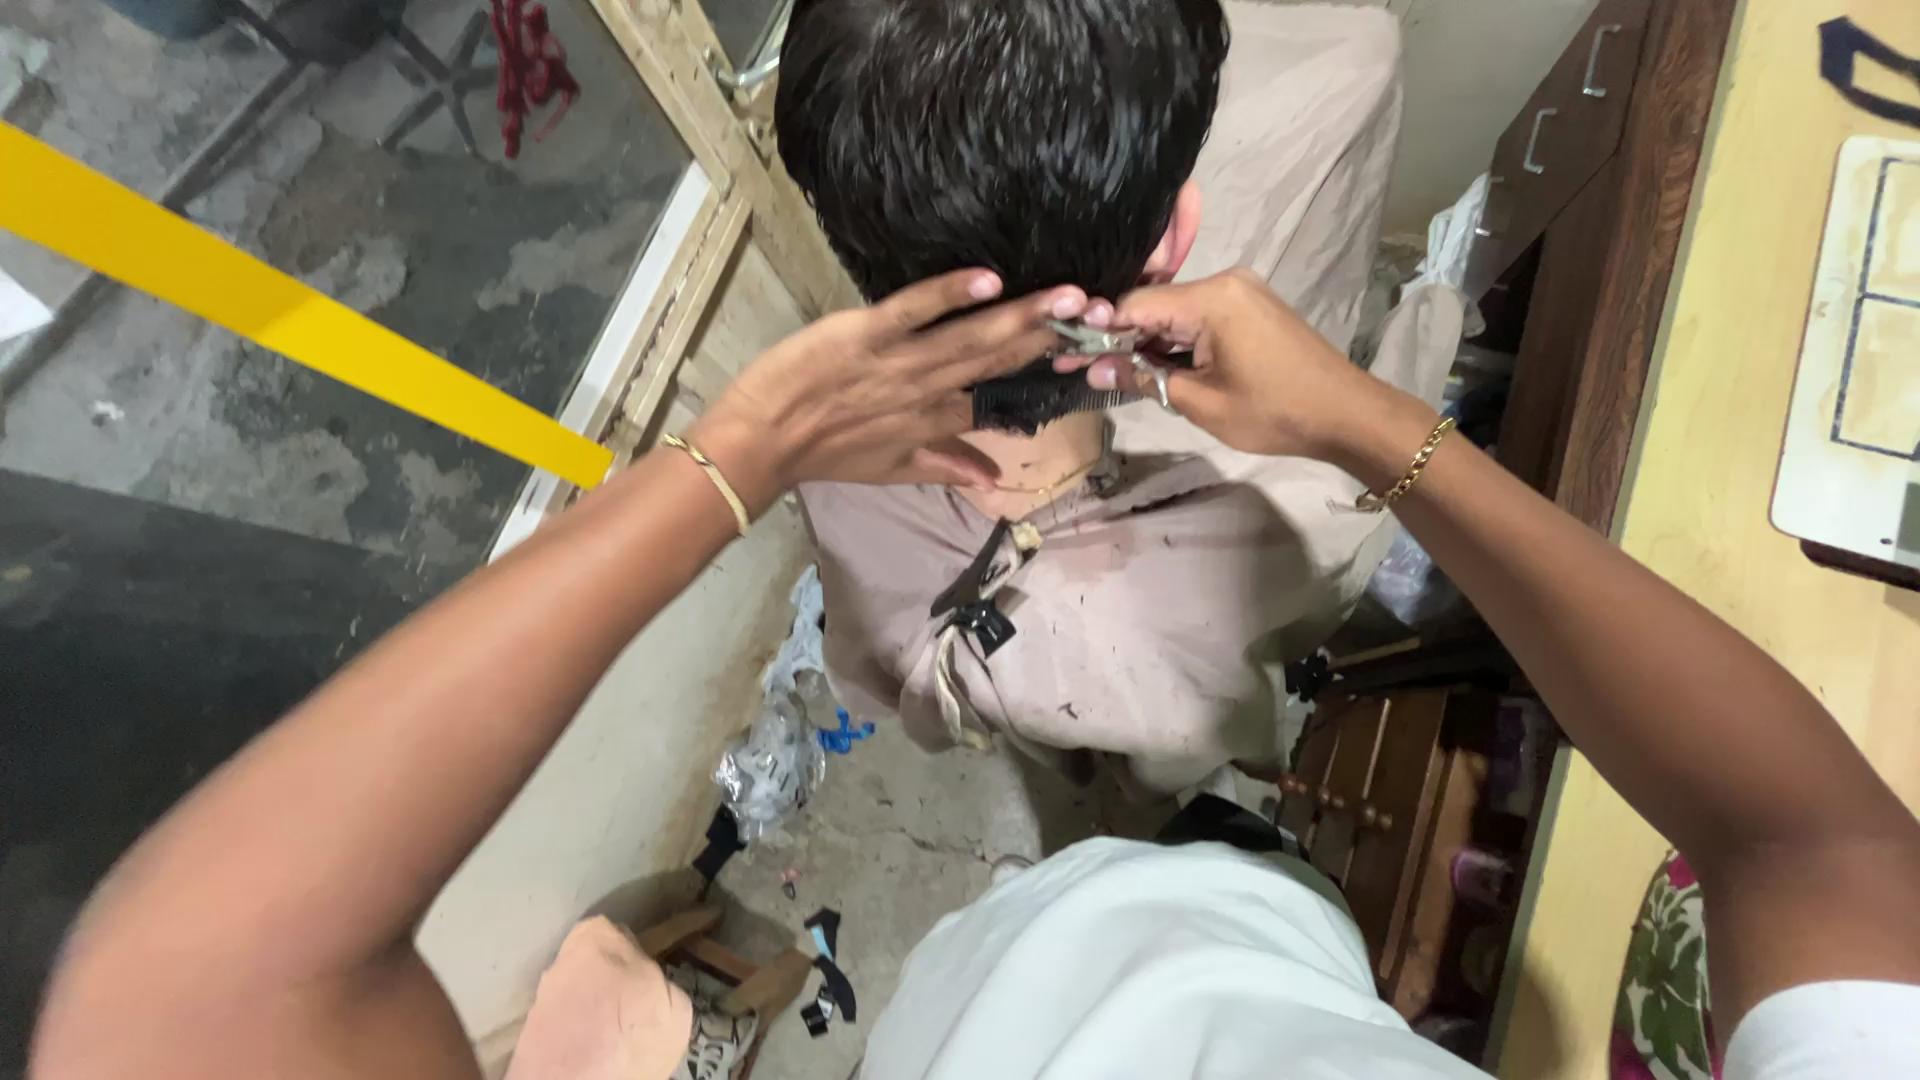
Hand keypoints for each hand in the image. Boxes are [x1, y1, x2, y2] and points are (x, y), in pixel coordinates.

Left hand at [687, 270, 1090, 507]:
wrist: (763, 440)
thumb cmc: (827, 455)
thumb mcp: (892, 471)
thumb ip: (947, 467)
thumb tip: (995, 479)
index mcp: (933, 422)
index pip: (995, 395)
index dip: (1037, 375)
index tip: (1080, 354)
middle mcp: (926, 392)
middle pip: (993, 362)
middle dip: (1045, 337)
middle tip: (1095, 313)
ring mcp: (898, 362)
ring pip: (968, 339)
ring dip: (1019, 317)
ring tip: (1065, 297)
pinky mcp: (865, 334)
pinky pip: (914, 311)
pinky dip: (950, 295)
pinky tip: (990, 281)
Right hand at [1066, 269, 1426, 463]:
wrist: (1345, 414)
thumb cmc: (1272, 412)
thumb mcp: (1199, 402)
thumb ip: (1144, 379)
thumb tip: (1092, 369)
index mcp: (1210, 299)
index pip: (1134, 304)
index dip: (1098, 330)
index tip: (1068, 353)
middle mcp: (1223, 282)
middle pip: (1152, 304)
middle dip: (1119, 338)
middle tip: (1085, 368)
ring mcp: (1239, 292)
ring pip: (1173, 313)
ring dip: (1147, 343)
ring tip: (1116, 373)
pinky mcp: (1248, 307)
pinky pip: (1197, 318)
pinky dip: (1175, 341)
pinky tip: (1156, 366)